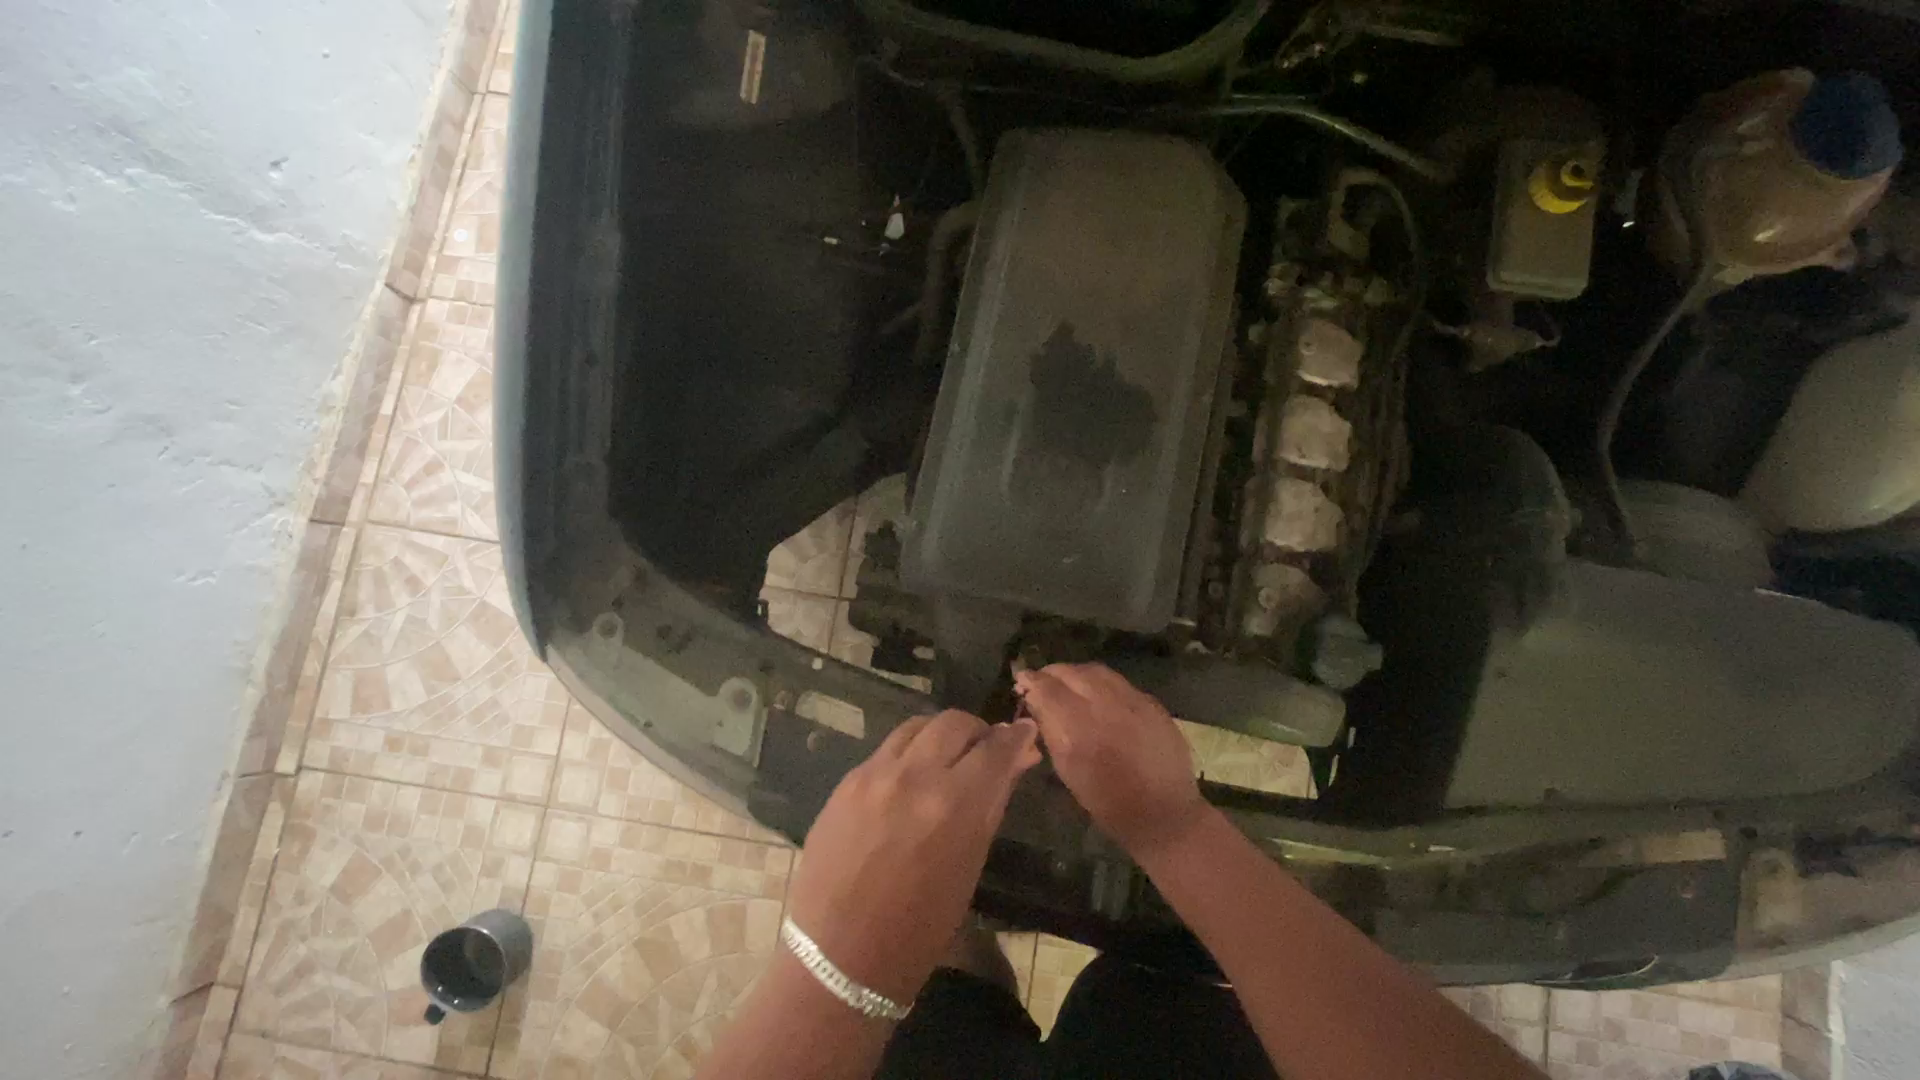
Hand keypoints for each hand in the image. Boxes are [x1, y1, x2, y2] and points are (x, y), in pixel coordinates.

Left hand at [784, 710, 1040, 1005]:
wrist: (840, 955)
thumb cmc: (920, 926)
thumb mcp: (970, 865)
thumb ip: (993, 803)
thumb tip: (1017, 760)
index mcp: (954, 803)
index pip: (995, 748)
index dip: (1016, 737)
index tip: (1025, 733)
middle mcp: (913, 776)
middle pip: (953, 723)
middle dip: (977, 732)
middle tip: (985, 752)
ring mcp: (873, 775)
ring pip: (916, 726)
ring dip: (939, 735)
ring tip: (946, 760)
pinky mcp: (845, 782)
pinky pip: (885, 751)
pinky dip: (907, 755)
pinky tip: (910, 782)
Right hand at [1015, 663, 1209, 858]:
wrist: (1163, 814)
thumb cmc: (1107, 802)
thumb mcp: (1067, 770)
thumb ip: (1051, 731)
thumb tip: (1036, 703)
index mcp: (1078, 726)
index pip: (1047, 688)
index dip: (1031, 681)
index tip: (1022, 680)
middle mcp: (1105, 705)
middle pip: (1071, 672)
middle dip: (1052, 673)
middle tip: (1043, 681)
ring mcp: (1132, 700)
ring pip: (1096, 671)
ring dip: (1076, 674)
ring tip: (1069, 684)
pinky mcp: (1152, 703)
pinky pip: (1119, 683)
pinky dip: (1101, 683)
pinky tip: (1099, 696)